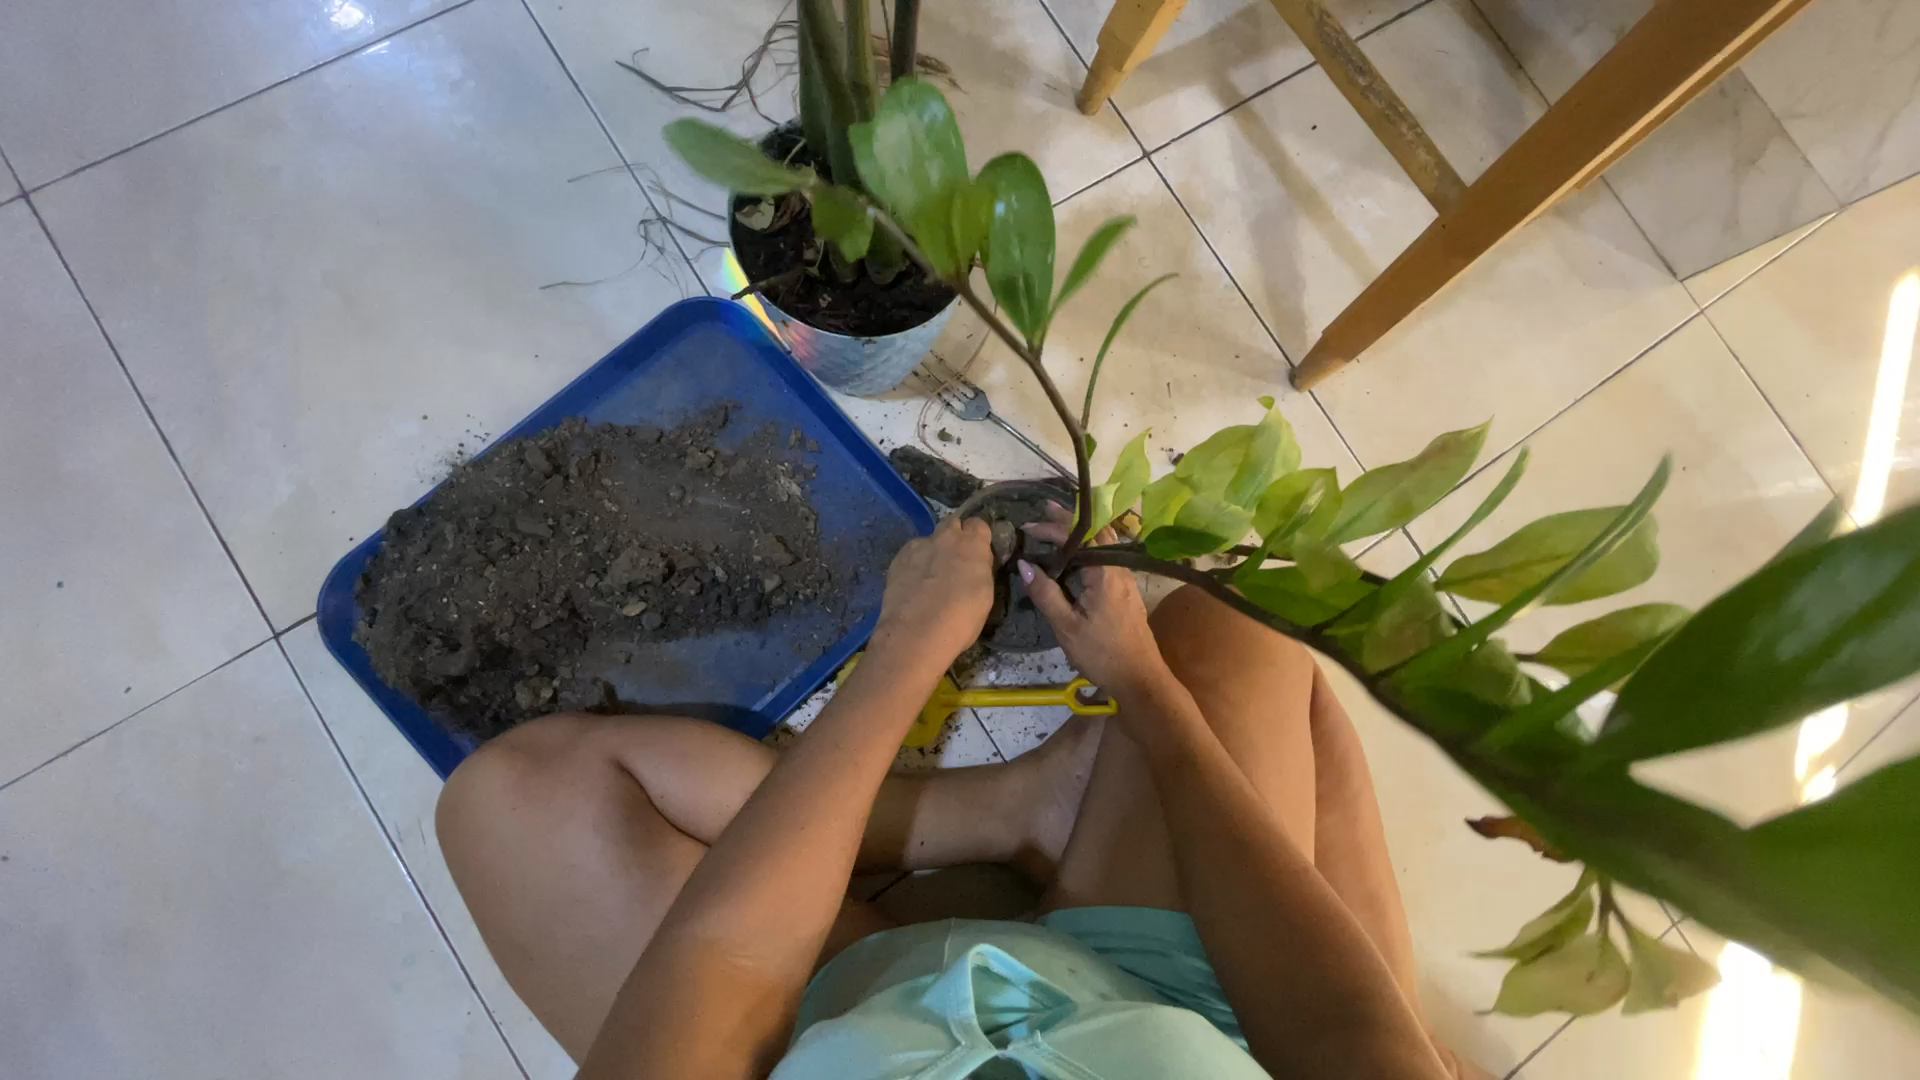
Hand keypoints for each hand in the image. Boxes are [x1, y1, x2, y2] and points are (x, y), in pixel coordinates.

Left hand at [870, 515, 995, 671]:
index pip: (979, 524)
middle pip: (952, 523)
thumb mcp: (985, 594)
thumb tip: (978, 562)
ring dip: (933, 551)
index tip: (980, 551)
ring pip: (929, 540)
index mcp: (972, 545)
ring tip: (930, 576)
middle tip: (956, 559)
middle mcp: (945, 537)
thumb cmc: (961, 619)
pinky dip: (915, 564)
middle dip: (955, 535)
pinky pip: (911, 554)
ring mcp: (918, 546)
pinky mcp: (898, 559)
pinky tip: (914, 584)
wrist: (916, 633)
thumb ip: (981, 569)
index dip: (979, 536)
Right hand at [1018, 518, 1174, 701]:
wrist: (1141, 679)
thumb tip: (1024, 564)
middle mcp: (1119, 569)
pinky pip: (1107, 558)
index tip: (1028, 526)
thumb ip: (1045, 592)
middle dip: (1069, 520)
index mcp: (1104, 574)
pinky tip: (1077, 557)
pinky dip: (1089, 549)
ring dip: (1081, 534)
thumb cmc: (1102, 654)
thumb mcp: (1066, 626)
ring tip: (1058, 527)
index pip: (1077, 537)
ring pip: (1103, 545)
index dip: (1051, 528)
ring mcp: (1126, 580)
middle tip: (1044, 511)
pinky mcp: (1127, 592)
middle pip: (1095, 533)